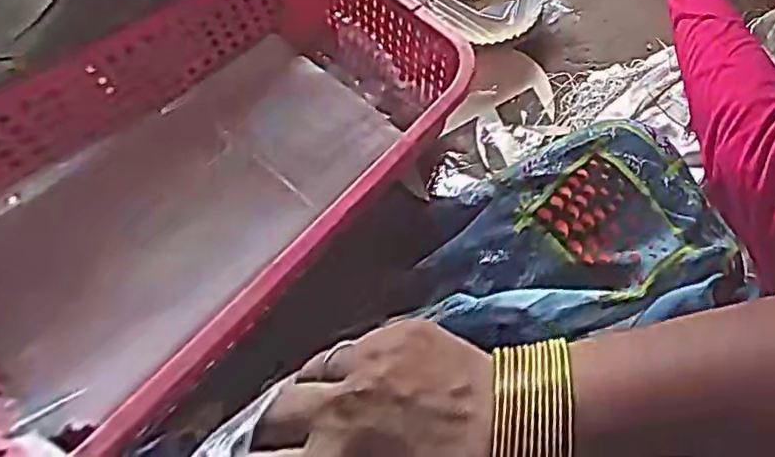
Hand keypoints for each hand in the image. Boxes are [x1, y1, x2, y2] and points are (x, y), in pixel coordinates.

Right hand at [255, 320, 491, 456]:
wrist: (504, 418)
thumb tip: (309, 452)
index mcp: (329, 456)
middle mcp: (340, 404)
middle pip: (275, 409)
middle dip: (269, 425)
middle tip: (273, 434)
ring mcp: (370, 359)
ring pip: (312, 368)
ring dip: (305, 387)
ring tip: (306, 398)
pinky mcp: (399, 330)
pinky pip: (354, 344)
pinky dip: (345, 361)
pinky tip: (350, 371)